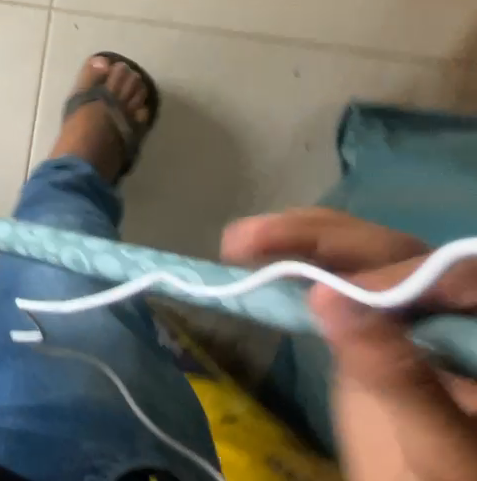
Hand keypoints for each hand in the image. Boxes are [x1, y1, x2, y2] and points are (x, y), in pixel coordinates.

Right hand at [222, 209, 476, 480]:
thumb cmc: (444, 476)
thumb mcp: (440, 446)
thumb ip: (399, 377)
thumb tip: (325, 296)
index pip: (460, 279)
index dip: (398, 274)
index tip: (325, 295)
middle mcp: (456, 310)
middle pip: (398, 250)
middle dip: (323, 238)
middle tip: (248, 243)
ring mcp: (412, 308)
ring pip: (361, 246)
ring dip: (297, 236)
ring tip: (238, 244)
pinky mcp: (368, 311)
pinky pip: (335, 265)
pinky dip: (290, 252)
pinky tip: (250, 254)